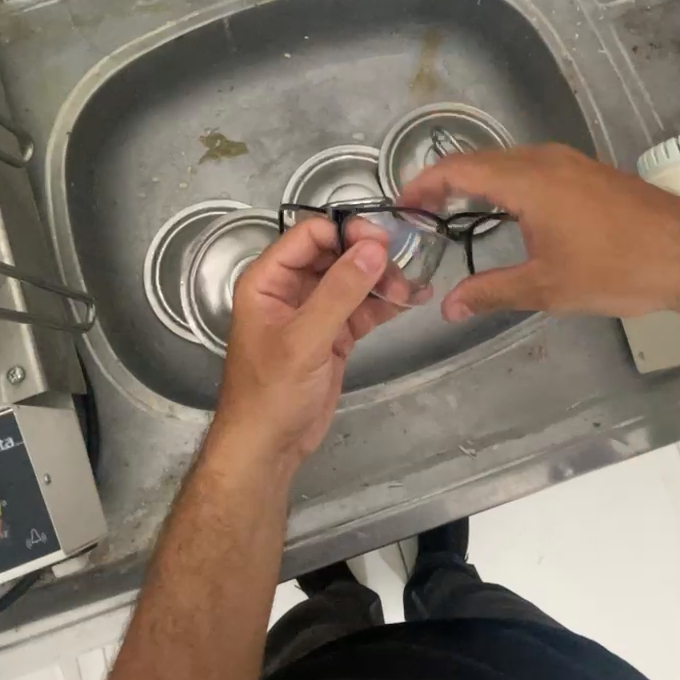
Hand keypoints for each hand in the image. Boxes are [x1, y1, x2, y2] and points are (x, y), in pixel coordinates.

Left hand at [214, 218, 401, 469]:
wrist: (268, 447)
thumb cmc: (272, 391)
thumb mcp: (305, 339)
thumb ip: (339, 291)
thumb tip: (373, 248)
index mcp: (268, 280)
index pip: (309, 236)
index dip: (345, 231)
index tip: (382, 241)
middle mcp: (289, 289)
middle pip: (334, 255)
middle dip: (368, 258)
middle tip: (402, 267)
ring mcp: (313, 312)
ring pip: (352, 281)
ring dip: (381, 281)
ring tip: (410, 289)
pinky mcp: (333, 335)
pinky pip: (360, 308)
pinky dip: (384, 304)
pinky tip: (411, 300)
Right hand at [398, 143, 679, 324]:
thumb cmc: (617, 269)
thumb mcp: (546, 287)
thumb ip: (491, 292)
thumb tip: (447, 308)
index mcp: (526, 181)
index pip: (458, 169)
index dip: (423, 184)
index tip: (402, 205)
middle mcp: (543, 159)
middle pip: (478, 159)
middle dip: (444, 181)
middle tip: (421, 211)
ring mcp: (569, 161)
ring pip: (506, 161)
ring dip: (475, 180)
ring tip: (453, 210)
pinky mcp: (587, 172)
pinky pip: (530, 166)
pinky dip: (503, 181)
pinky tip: (505, 209)